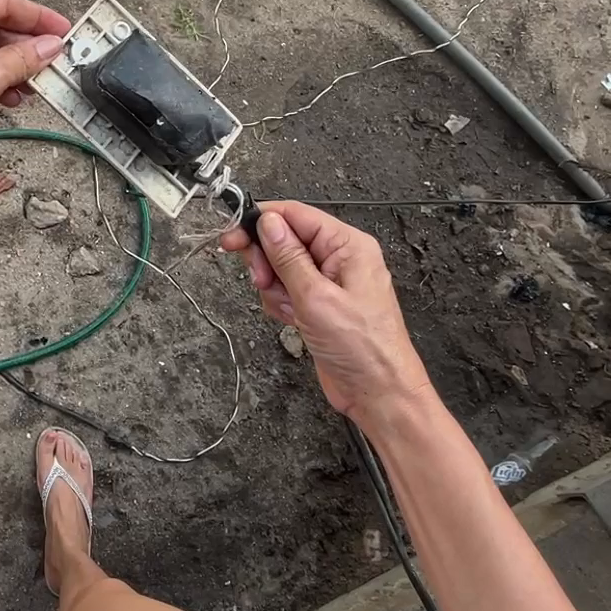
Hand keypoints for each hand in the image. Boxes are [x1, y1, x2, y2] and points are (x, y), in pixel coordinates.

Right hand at [222, 201, 432, 429]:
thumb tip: (268, 222)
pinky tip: (294, 319)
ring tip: (289, 308)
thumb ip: (288, 256)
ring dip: (274, 287)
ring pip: (280, 266)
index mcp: (348, 246)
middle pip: (284, 239)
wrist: (378, 395)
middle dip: (266, 260)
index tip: (233, 235)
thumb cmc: (364, 349)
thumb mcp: (316, 297)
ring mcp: (329, 281)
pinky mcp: (318, 302)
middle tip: (260, 279)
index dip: (260, 221)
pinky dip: (281, 303)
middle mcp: (339, 258)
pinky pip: (285, 289)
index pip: (295, 214)